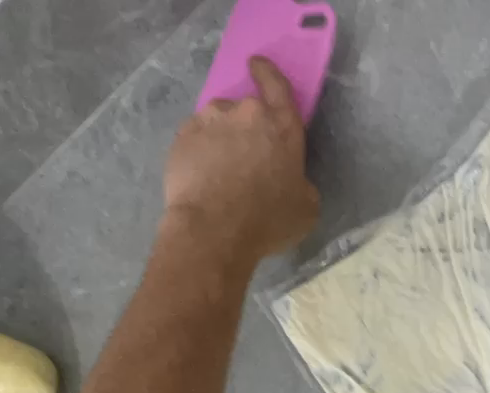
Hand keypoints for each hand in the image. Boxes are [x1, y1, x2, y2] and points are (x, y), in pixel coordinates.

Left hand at [162, 57, 319, 262]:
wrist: (214, 230)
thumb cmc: (267, 222)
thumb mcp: (306, 208)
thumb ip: (301, 182)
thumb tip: (292, 179)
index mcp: (282, 127)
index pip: (276, 86)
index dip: (267, 73)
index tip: (256, 65)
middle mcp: (246, 113)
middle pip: (246, 110)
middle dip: (247, 128)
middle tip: (246, 158)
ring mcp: (210, 121)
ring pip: (218, 121)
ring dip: (222, 139)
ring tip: (221, 172)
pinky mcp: (183, 135)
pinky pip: (196, 137)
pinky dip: (201, 151)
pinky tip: (203, 178)